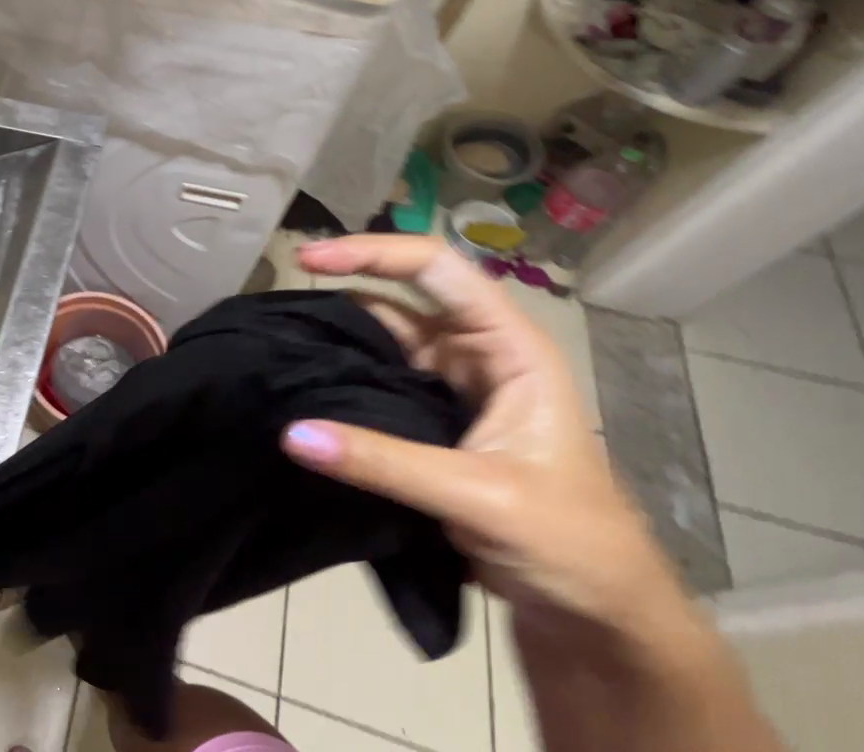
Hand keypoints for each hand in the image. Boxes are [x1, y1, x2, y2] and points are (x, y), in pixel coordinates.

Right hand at [281, 234, 681, 629]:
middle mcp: (476, 356)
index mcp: (509, 348)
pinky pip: (370, 388)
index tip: (307, 259)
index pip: (438, 270)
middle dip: (337, 293)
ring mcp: (447, 390)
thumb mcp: (480, 495)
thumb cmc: (569, 541)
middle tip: (271, 308)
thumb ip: (385, 462)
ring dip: (332, 342)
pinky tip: (295, 390)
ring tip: (271, 344)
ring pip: (378, 344)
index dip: (372, 252)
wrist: (593, 612)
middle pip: (398, 299)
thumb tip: (291, 433)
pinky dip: (334, 384)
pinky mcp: (425, 426)